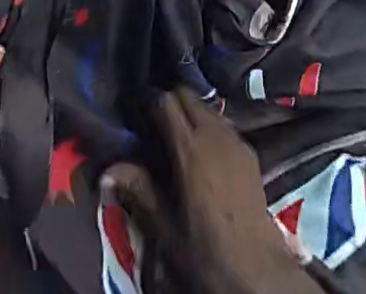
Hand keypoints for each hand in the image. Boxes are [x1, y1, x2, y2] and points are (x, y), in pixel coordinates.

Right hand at [101, 89, 323, 293]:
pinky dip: (210, 126)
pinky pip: (224, 124)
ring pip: (207, 106)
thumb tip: (107, 170)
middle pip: (187, 95)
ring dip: (191, 112)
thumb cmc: (206, 250)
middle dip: (170, 101)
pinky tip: (205, 151)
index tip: (137, 115)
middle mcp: (213, 135)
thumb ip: (138, 191)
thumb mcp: (165, 227)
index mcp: (189, 149)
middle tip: (155, 123)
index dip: (149, 103)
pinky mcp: (250, 151)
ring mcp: (235, 140)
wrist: (257, 270)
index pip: (166, 102)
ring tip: (178, 136)